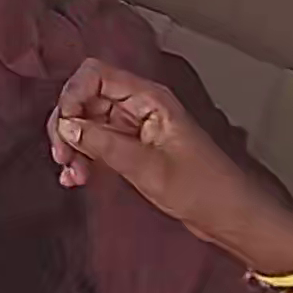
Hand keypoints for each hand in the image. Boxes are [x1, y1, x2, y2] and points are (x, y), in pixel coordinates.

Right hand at [47, 58, 281, 248]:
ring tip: (71, 174)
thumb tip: (66, 126)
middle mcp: (137, 106)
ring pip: (85, 122)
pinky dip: (81, 157)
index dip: (73, 94)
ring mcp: (132, 126)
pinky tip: (76, 177)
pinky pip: (94, 143)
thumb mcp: (148, 167)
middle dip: (67, 125)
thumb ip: (103, 144)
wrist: (231, 218)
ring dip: (71, 145)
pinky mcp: (129, 146)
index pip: (96, 74)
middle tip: (62, 156)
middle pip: (85, 98)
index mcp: (149, 98)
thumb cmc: (203, 189)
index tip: (64, 126)